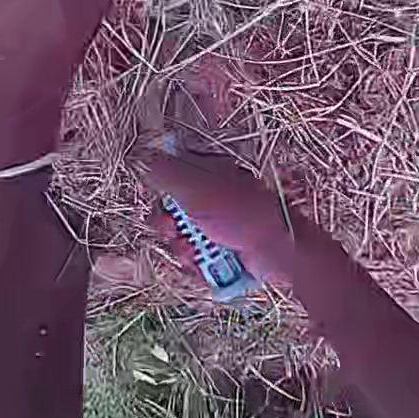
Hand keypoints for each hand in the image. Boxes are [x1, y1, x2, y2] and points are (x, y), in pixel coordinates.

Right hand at [141, 152, 304, 283]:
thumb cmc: (242, 214)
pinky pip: (193, 256)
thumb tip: (141, 154)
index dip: (158, 190)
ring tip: (193, 251)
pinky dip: (193, 262)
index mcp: (207, 173)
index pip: (169, 175)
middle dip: (166, 225)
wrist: (278, 252)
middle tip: (174, 229)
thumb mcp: (198, 188)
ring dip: (180, 247)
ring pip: (179, 236)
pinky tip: (201, 263)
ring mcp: (215, 224)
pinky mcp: (219, 249)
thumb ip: (165, 171)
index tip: (157, 200)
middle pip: (169, 210)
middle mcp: (209, 196)